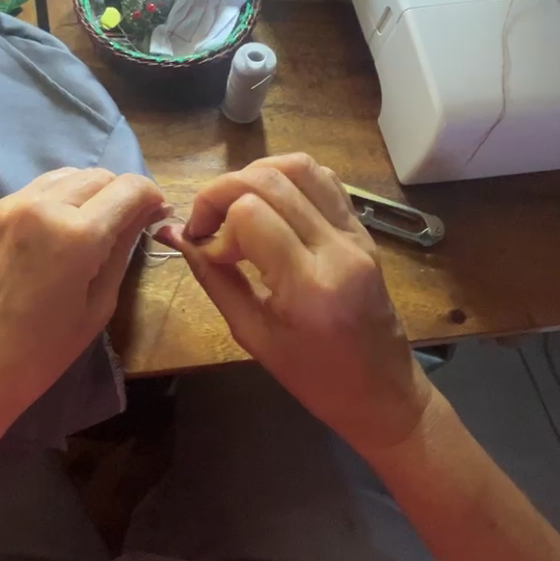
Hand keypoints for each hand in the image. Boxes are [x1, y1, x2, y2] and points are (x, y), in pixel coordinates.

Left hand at [0, 167, 167, 448]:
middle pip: (98, 175)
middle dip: (120, 193)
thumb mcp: (98, 305)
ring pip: (66, 175)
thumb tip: (148, 213)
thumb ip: (123, 249)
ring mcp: (11, 204)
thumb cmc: (42, 353)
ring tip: (93, 224)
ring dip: (89, 191)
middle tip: (127, 223)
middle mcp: (43, 206)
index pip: (129, 188)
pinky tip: (59, 229)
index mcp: (77, 234)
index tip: (155, 214)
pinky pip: (37, 189)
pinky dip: (58, 198)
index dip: (151, 197)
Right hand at [160, 154, 433, 453]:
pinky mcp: (362, 229)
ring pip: (299, 166)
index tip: (207, 253)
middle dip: (223, 192)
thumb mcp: (252, 335)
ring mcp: (356, 233)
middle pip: (270, 180)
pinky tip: (267, 204)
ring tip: (233, 206)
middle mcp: (338, 248)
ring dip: (254, 175)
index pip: (250, 214)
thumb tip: (174, 234)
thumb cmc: (314, 378)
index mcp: (310, 285)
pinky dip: (285, 178)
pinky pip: (322, 179)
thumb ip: (213, 277)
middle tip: (206, 223)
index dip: (215, 224)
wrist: (384, 394)